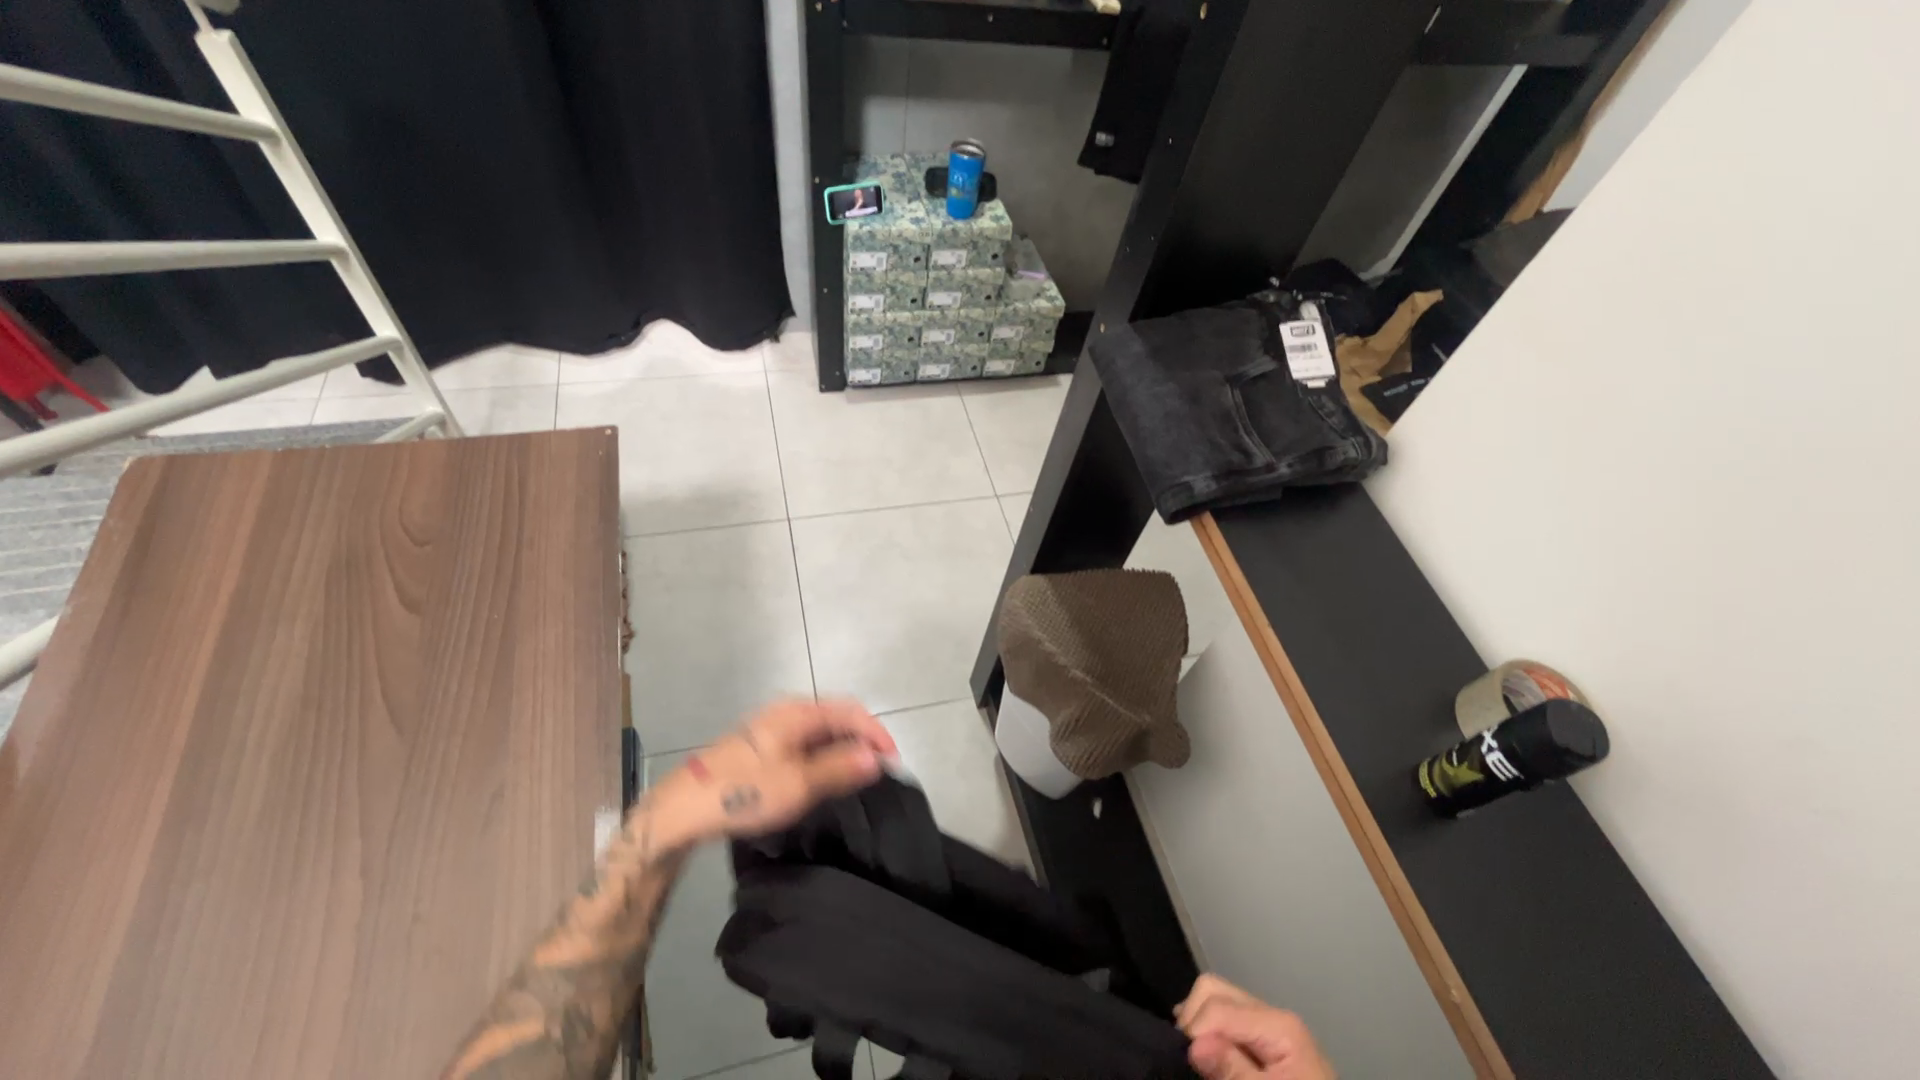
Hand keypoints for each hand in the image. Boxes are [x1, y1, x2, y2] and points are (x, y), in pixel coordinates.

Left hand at [646, 699, 898, 848]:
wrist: (682, 810)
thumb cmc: (743, 792)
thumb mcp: (798, 784)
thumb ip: (839, 768)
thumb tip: (876, 758)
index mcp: (796, 712)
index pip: (850, 711)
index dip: (876, 733)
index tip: (893, 763)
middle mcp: (785, 713)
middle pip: (835, 717)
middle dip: (861, 740)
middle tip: (879, 772)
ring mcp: (769, 730)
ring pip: (818, 732)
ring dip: (842, 750)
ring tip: (857, 778)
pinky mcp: (759, 749)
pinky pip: (803, 744)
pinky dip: (822, 757)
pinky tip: (823, 780)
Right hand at [1177, 975, 1334, 1079]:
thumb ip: (1233, 1071)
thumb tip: (1193, 1044)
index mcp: (1279, 1026)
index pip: (1218, 1007)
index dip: (1196, 1033)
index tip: (1190, 1065)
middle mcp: (1272, 1014)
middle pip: (1214, 990)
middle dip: (1193, 1019)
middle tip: (1191, 1058)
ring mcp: (1267, 1023)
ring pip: (1216, 997)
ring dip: (1199, 1023)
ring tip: (1198, 1057)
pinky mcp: (1261, 1036)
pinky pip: (1225, 1015)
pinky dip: (1208, 1028)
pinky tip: (1208, 1053)